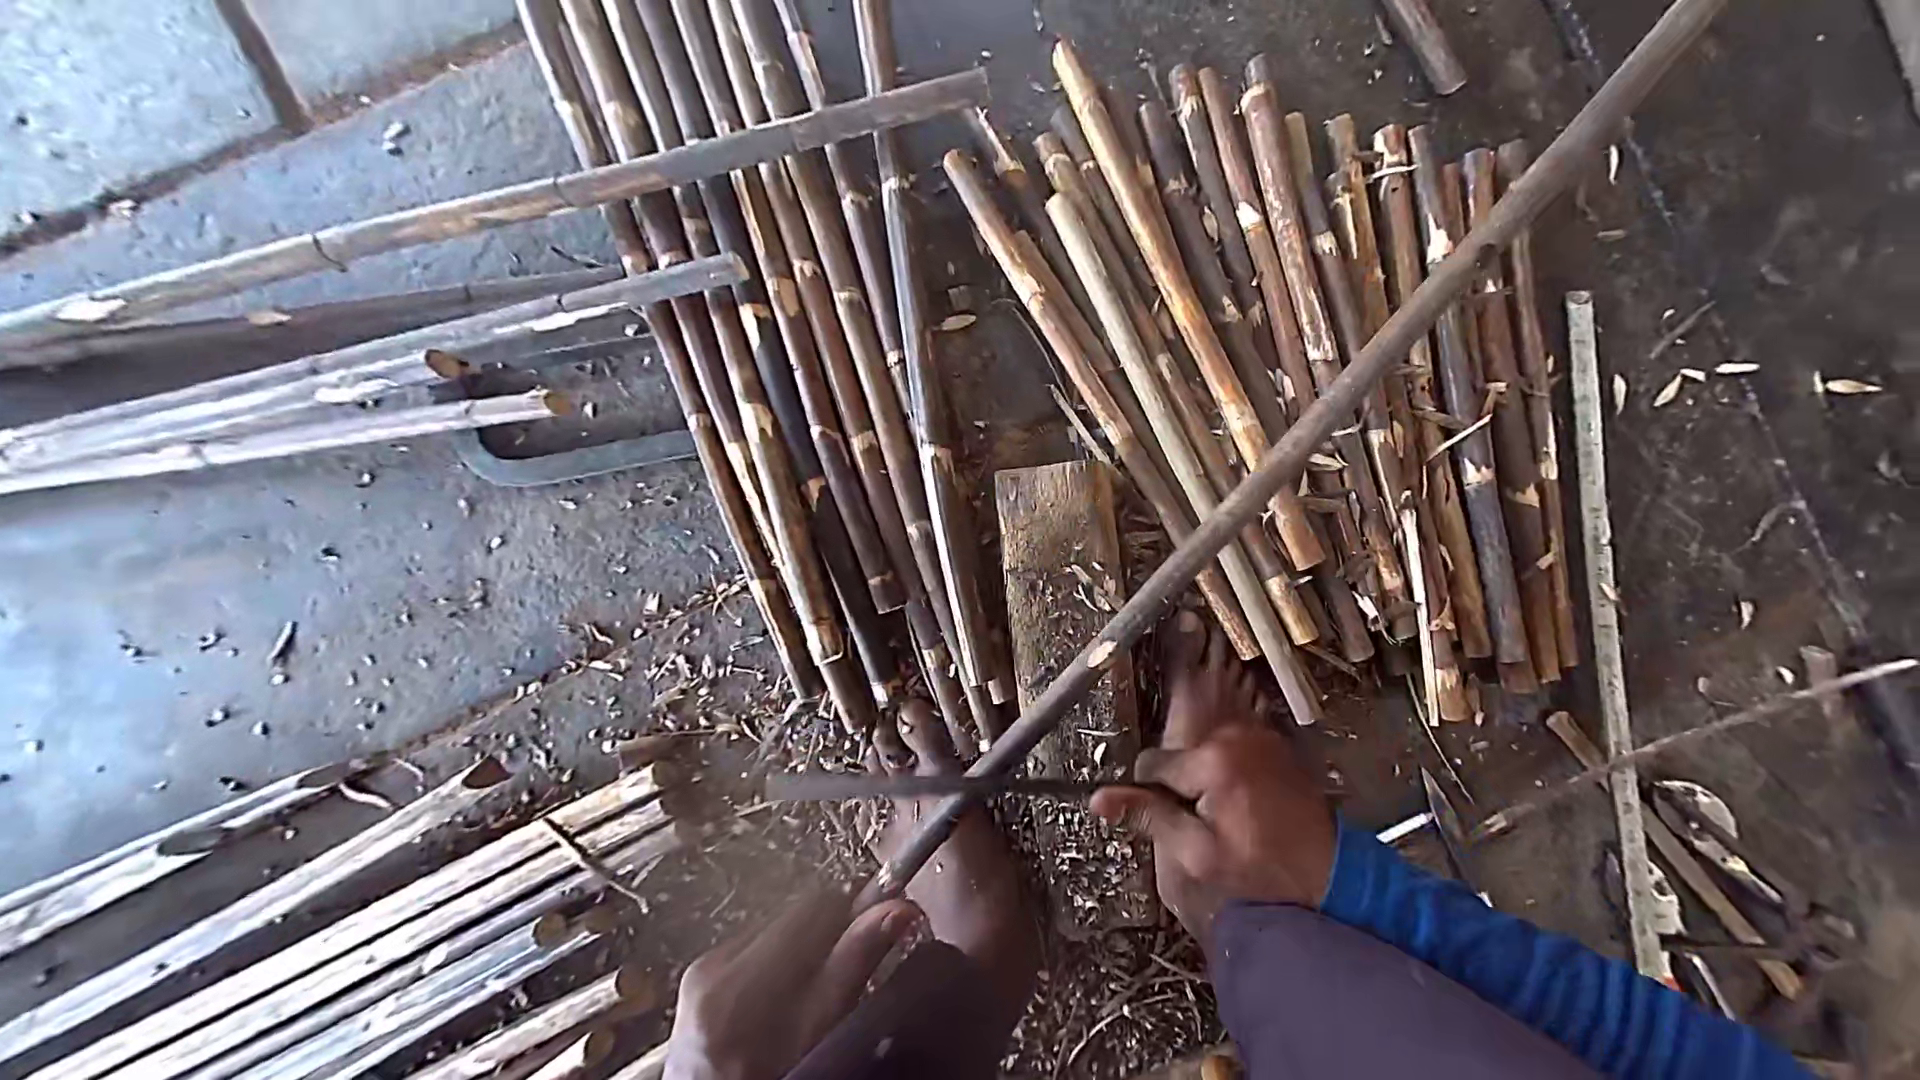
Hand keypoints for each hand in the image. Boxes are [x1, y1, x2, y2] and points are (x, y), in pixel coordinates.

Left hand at [665, 888, 921, 1079]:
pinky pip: (754, 942)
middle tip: (857, 959)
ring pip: (778, 925)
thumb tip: (899, 906)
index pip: (816, 905)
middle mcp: (714, 970)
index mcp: (744, 990)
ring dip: (806, 943)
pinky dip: (780, 957)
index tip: (883, 921)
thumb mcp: (824, 1036)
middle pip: (795, 911)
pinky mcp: (697, 972)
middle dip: (831, 929)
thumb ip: (855, 964)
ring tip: (818, 985)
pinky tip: (786, 992)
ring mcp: (701, 970)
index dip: (855, 908)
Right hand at [1091, 724, 1334, 950]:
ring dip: (1203, 776)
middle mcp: (1236, 737)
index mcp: (1213, 760)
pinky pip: (1230, 748)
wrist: (1332, 880)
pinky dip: (1227, 769)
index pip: (1152, 764)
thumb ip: (1147, 816)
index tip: (1172, 818)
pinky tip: (1243, 803)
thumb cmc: (1265, 873)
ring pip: (1202, 750)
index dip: (1153, 795)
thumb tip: (1100, 799)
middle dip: (1181, 784)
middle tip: (1204, 821)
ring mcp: (1259, 737)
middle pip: (1179, 754)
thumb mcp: (1196, 852)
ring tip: (1227, 814)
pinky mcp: (1274, 744)